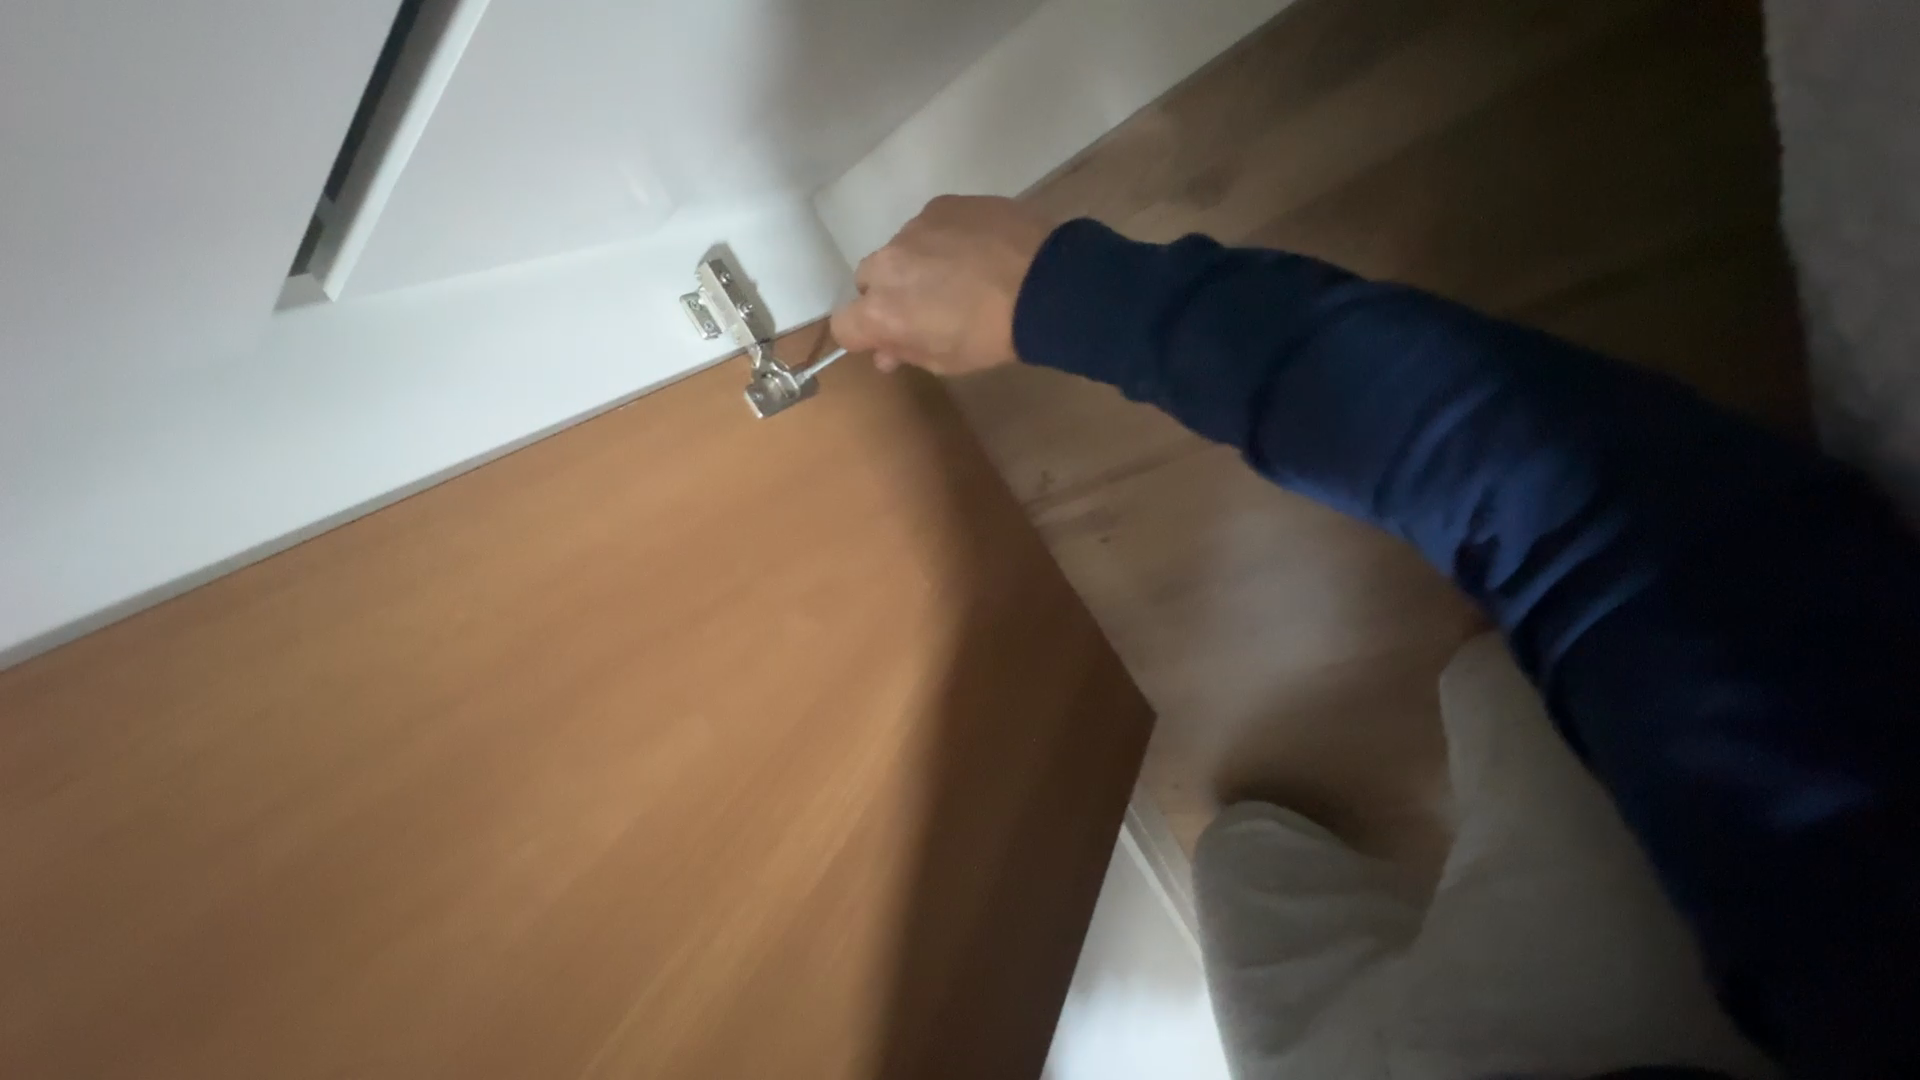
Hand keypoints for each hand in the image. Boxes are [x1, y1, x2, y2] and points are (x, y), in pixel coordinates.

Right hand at [829, 195, 1057, 375]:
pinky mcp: (942, 204)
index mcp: (882, 311)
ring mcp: (914, 228)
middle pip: (867, 281)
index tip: (887, 338)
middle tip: (928, 306)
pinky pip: (928, 227)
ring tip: (959, 275)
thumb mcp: (946, 361)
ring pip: (899, 251)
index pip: (844, 325)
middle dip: (888, 295)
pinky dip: (941, 240)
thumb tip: (885, 351)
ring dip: (916, 265)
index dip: (863, 334)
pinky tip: (974, 251)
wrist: (1045, 285)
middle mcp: (887, 264)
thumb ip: (906, 352)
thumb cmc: (992, 336)